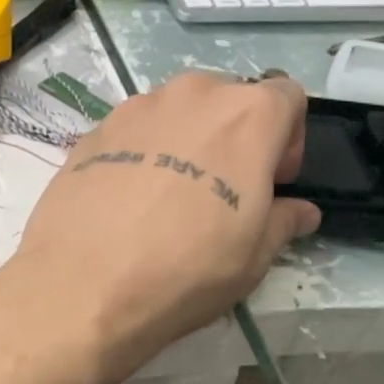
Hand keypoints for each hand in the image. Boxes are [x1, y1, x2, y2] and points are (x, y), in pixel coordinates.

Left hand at [9, 72, 319, 375]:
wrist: (82, 289)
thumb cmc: (185, 272)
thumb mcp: (252, 259)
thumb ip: (283, 223)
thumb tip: (301, 212)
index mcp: (247, 115)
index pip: (287, 98)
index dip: (288, 141)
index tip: (272, 184)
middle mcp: (192, 95)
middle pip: (227, 101)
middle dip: (234, 139)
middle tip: (221, 194)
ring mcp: (134, 109)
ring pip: (175, 114)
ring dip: (183, 144)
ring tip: (167, 202)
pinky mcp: (91, 133)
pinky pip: (131, 135)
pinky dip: (139, 158)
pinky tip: (125, 206)